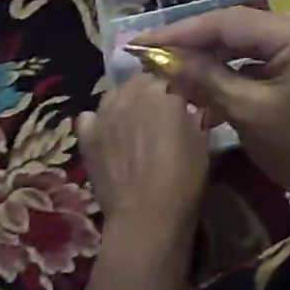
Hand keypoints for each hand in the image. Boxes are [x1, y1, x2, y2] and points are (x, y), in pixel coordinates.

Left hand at [79, 75, 209, 267]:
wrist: (146, 216)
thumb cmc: (183, 178)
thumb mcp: (203, 142)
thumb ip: (196, 115)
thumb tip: (194, 106)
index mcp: (163, 91)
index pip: (172, 72)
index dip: (180, 85)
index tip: (188, 98)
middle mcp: (130, 94)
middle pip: (141, 80)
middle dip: (153, 90)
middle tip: (164, 111)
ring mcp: (104, 114)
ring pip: (115, 94)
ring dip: (127, 101)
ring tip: (136, 120)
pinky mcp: (87, 135)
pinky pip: (91, 116)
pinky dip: (100, 120)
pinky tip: (109, 133)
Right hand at [136, 8, 289, 216]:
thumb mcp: (248, 111)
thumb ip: (206, 79)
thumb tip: (160, 59)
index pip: (228, 21)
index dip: (182, 32)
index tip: (141, 43)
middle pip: (231, 31)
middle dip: (190, 48)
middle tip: (148, 60)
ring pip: (236, 49)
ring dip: (204, 67)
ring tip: (169, 83)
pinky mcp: (287, 73)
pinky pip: (247, 67)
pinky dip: (223, 82)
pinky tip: (199, 104)